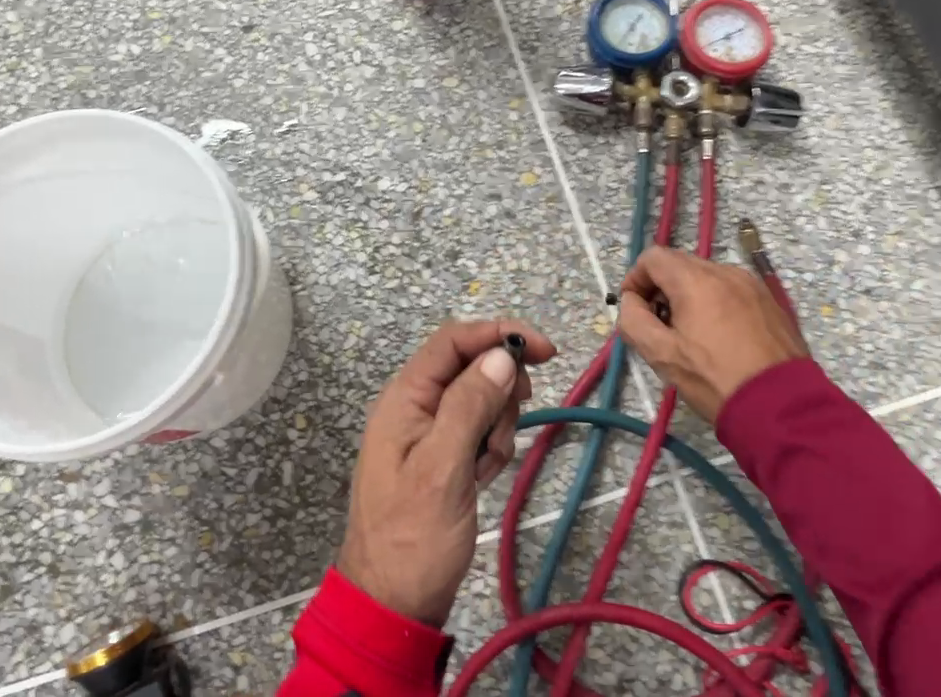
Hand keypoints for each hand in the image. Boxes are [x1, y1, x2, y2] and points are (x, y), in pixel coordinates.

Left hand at [336, 319, 555, 625]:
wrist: (393, 605)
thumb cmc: (413, 538)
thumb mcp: (443, 468)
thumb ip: (469, 405)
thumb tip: (501, 353)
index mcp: (405, 397)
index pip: (453, 340)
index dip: (499, 334)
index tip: (546, 351)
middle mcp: (414, 406)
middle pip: (471, 367)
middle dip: (500, 393)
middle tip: (501, 435)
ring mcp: (428, 432)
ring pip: (480, 400)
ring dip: (496, 427)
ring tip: (485, 468)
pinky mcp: (442, 457)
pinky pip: (477, 433)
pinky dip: (489, 449)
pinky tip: (482, 479)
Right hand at [617, 246, 809, 421]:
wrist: (782, 406)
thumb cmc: (715, 379)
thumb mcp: (662, 355)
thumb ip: (633, 320)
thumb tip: (630, 302)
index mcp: (696, 280)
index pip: (652, 257)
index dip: (634, 279)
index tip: (634, 309)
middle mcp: (725, 271)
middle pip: (679, 264)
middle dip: (661, 288)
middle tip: (660, 325)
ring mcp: (752, 284)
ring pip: (706, 277)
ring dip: (688, 295)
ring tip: (691, 334)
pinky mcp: (770, 300)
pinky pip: (731, 290)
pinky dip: (715, 302)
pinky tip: (719, 336)